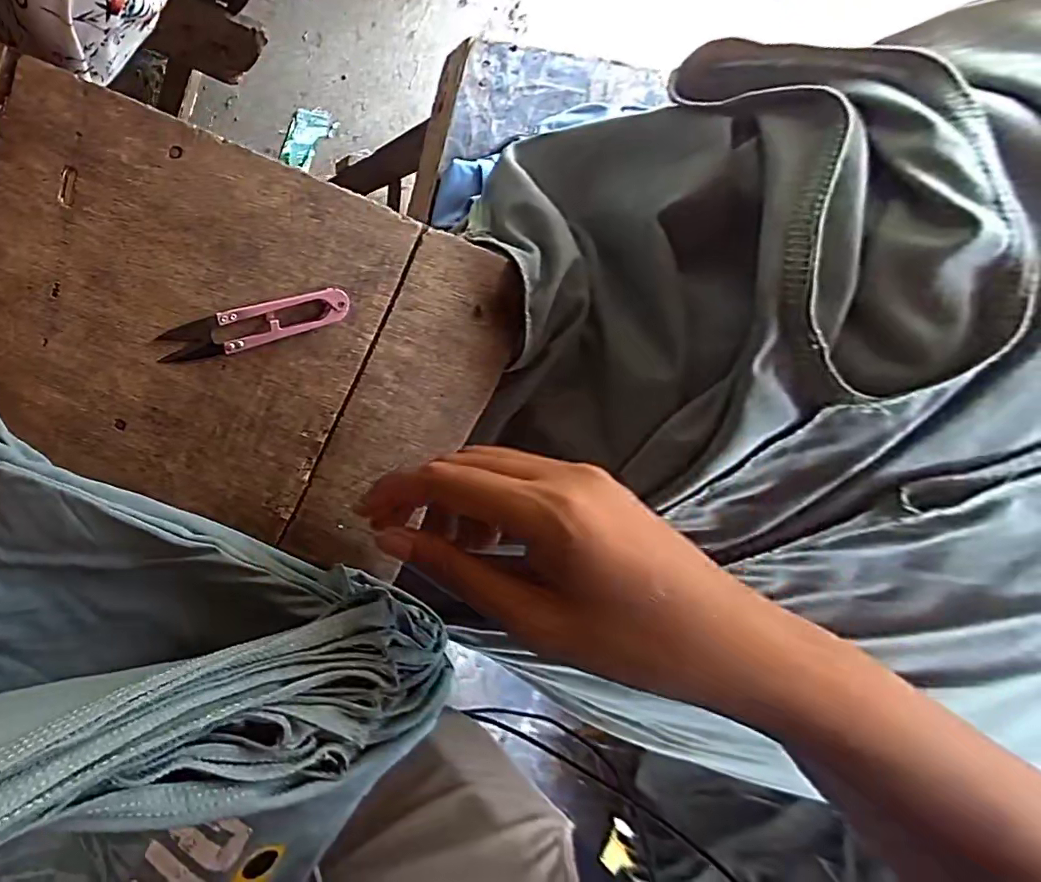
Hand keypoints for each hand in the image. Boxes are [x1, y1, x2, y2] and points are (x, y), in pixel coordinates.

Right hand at [358, 446, 848, 724]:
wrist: (745, 647)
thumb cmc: (636, 646)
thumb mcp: (534, 619)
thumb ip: (455, 569)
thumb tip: (389, 537)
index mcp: (547, 509)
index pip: (444, 478)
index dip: (395, 491)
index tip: (364, 515)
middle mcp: (560, 475)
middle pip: (460, 462)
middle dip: (416, 489)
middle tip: (391, 528)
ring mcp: (581, 473)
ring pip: (486, 462)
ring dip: (450, 492)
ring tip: (445, 540)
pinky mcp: (593, 482)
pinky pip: (517, 472)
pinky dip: (484, 494)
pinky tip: (489, 535)